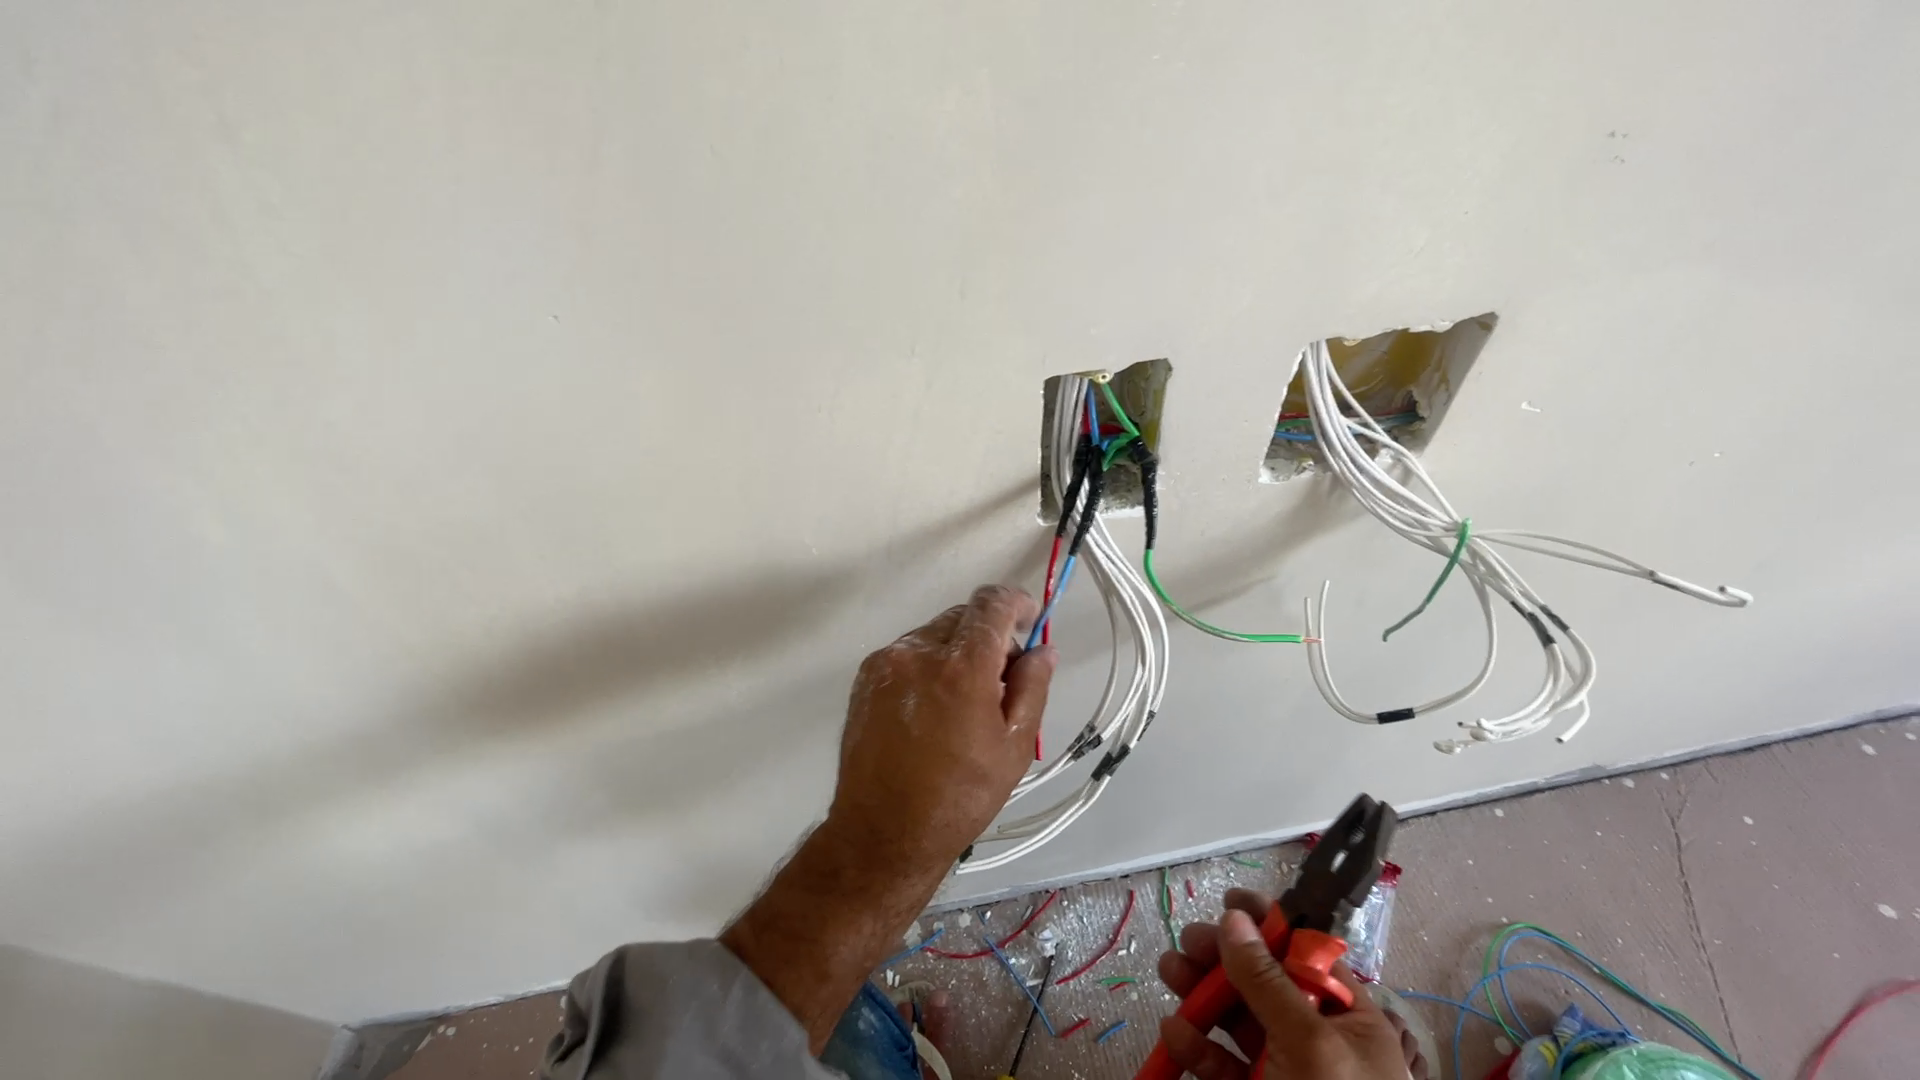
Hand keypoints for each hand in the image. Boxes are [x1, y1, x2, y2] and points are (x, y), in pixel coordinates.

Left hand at [721, 586, 1057, 1051]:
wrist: (884, 832)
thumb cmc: (960, 795)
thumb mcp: (1014, 747)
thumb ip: (1032, 687)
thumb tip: (1040, 650)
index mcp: (961, 665)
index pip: (993, 604)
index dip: (1018, 603)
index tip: (1030, 620)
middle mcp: (919, 650)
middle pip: (963, 616)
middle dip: (988, 635)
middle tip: (1000, 680)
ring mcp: (887, 662)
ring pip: (934, 634)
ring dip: (956, 650)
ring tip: (962, 702)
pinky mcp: (866, 678)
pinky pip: (908, 653)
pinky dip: (928, 665)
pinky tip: (932, 708)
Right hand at [1157, 889, 1416, 1079]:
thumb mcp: (1312, 1044)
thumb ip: (1268, 981)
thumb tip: (1235, 918)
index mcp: (1349, 1018)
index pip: (1308, 954)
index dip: (1270, 923)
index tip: (1230, 899)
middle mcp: (1316, 1039)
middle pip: (1262, 981)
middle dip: (1222, 956)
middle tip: (1189, 941)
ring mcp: (1283, 1071)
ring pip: (1233, 1018)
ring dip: (1199, 993)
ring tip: (1169, 972)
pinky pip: (1220, 1064)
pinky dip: (1194, 1046)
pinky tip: (1175, 1032)